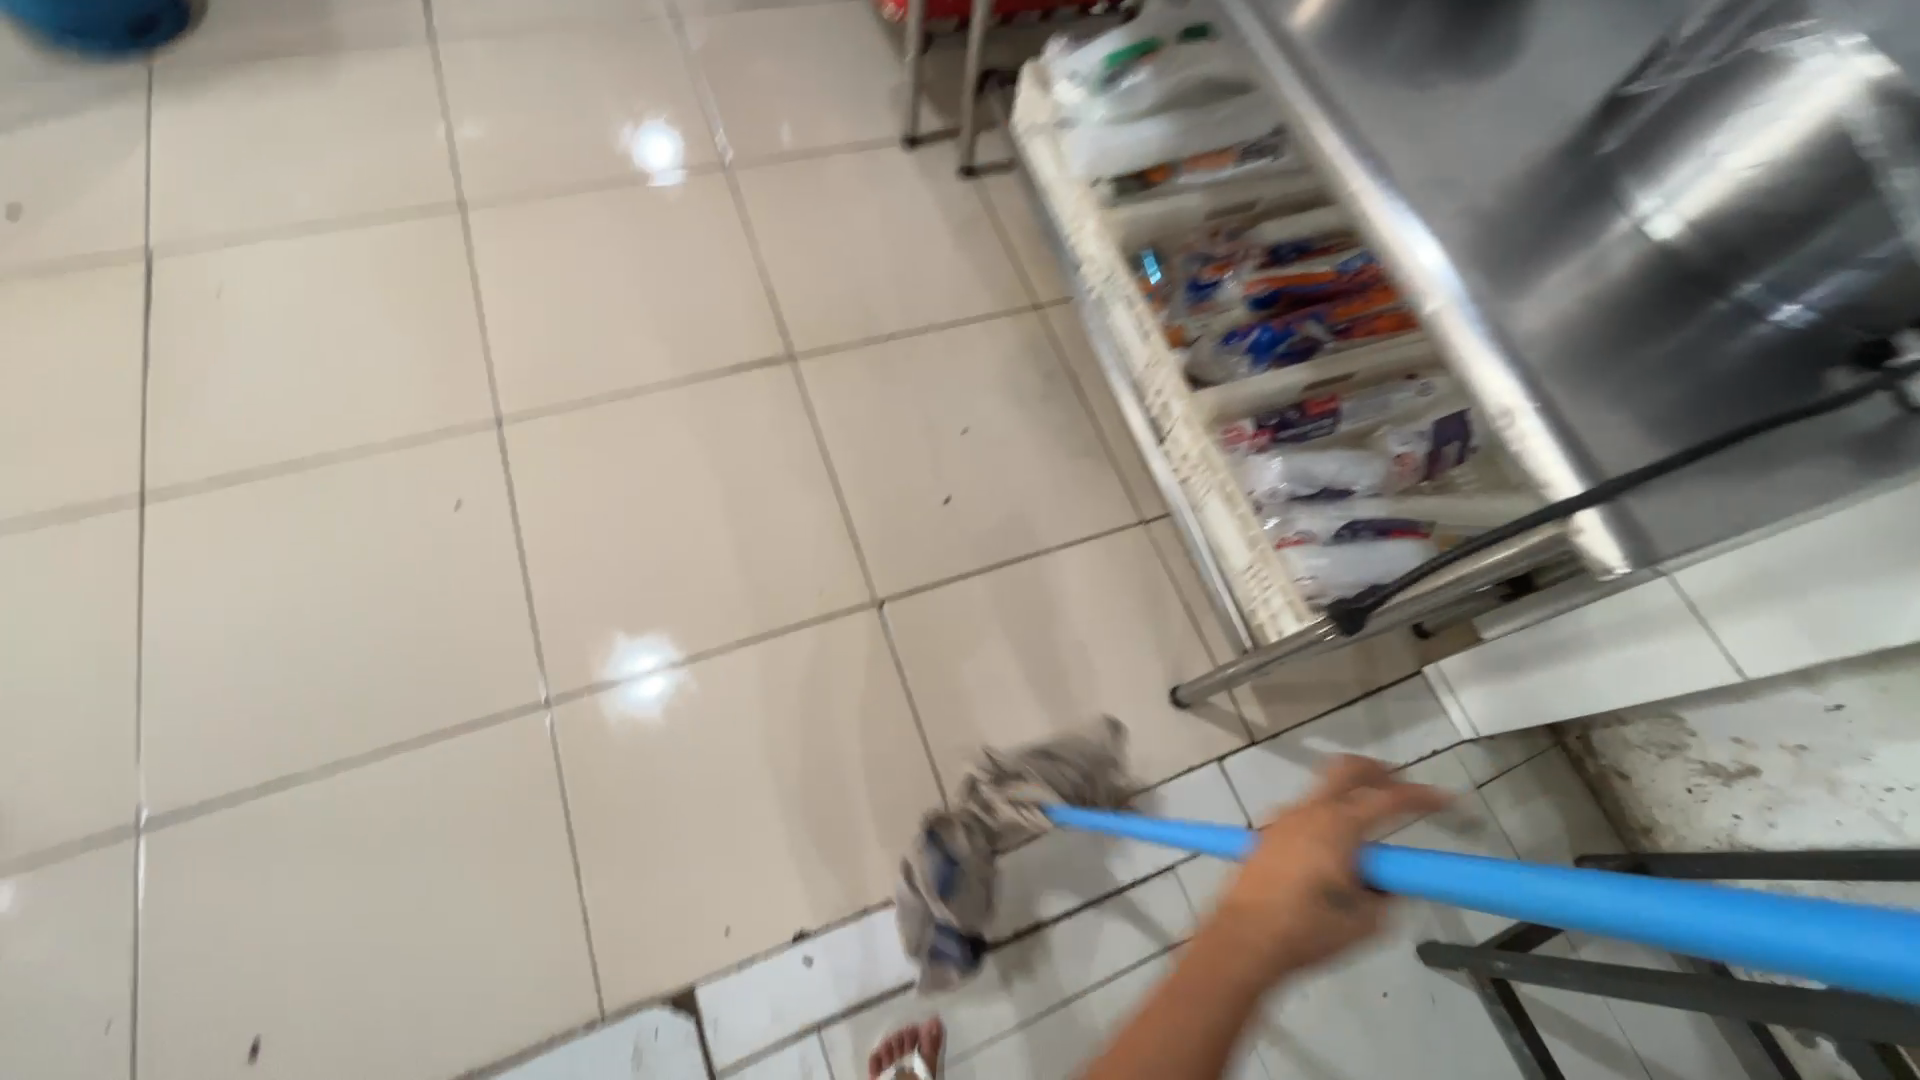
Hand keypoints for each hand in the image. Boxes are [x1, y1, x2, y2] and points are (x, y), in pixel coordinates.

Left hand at [1209, 755, 1450, 982]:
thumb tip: (1388, 885)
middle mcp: (1308, 812)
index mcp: (1338, 826)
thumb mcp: (1368, 922)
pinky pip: (1304, 816)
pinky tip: (1334, 857)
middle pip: (1346, 770)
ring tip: (1370, 837)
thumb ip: (1387, 895)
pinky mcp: (1266, 835)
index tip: (1447, 800)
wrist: (1244, 938)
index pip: (1389, 798)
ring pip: (1322, 793)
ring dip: (1349, 800)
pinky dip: (1327, 822)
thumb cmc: (1309, 931)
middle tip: (1401, 789)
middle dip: (1378, 773)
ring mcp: (1282, 819)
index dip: (1423, 796)